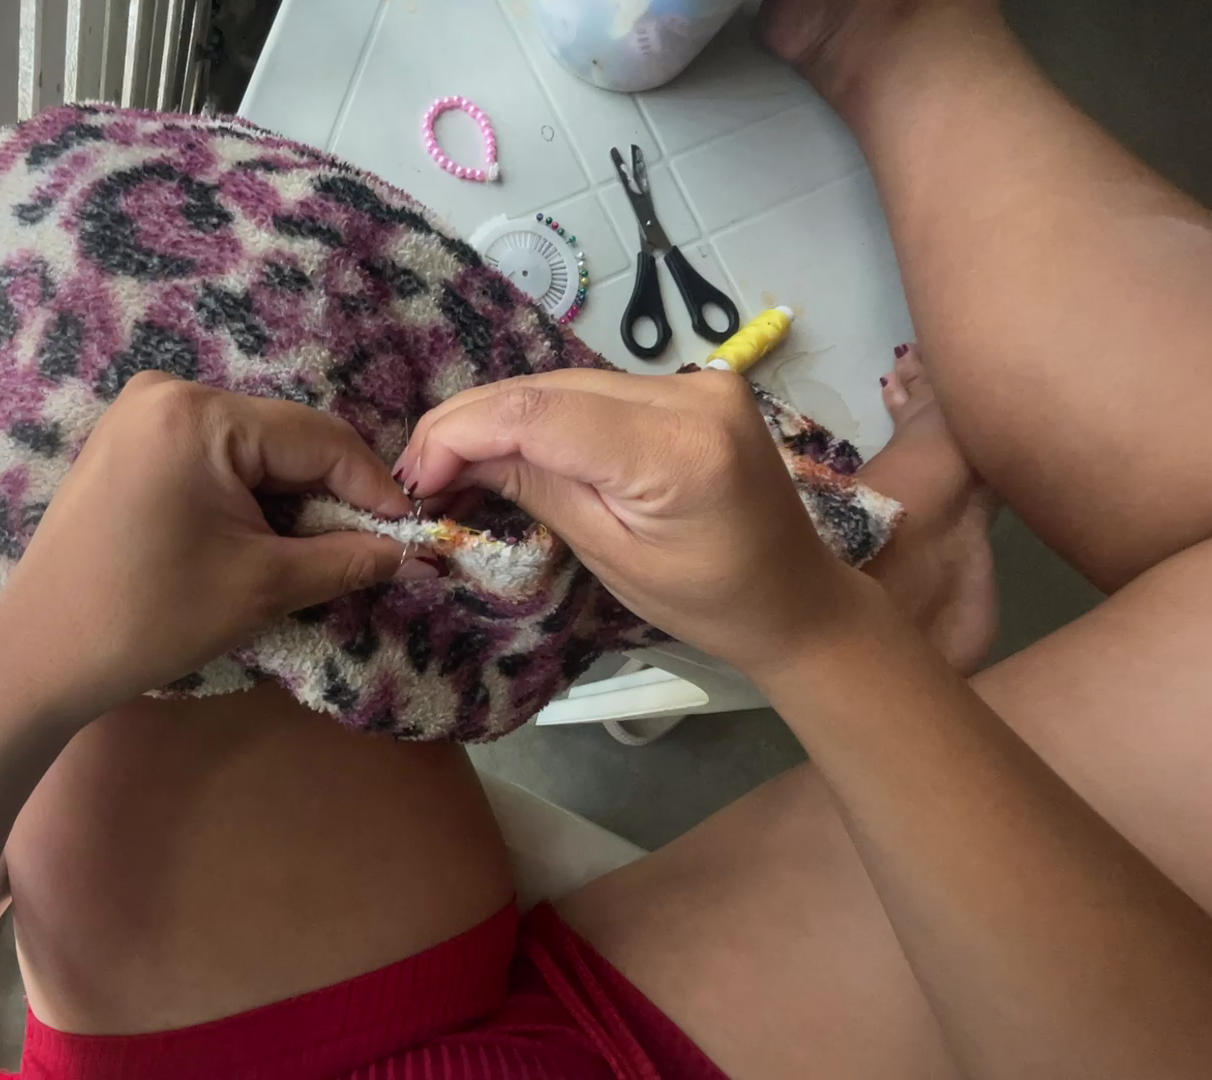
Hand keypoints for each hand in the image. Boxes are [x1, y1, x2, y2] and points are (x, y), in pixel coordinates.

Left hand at [0, 372, 434, 718]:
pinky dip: (245, 497)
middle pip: (283, 441)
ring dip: (288, 500)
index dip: (372, 487)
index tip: (409, 533)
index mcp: (200, 414)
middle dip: (326, 498)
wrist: (40, 656)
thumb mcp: (263, 586)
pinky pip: (211, 459)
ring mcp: (140, 416)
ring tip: (308, 553)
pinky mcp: (128, 444)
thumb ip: (348, 560)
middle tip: (360, 550)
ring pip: (250, 452)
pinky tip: (253, 540)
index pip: (318, 438)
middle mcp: (168, 393)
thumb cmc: (150, 617)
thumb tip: (414, 555)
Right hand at [393, 369, 871, 675]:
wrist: (796, 596)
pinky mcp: (685, 384)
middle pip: (542, 388)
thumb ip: (534, 488)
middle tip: (415, 470)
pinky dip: (531, 416)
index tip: (414, 476)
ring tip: (442, 461)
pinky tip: (496, 442)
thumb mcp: (608, 554)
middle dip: (464, 424)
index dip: (460, 433)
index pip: (540, 413)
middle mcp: (689, 393)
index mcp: (677, 451)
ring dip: (491, 418)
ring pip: (556, 383)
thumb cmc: (706, 601)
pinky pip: (585, 392)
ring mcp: (692, 380)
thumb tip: (452, 458)